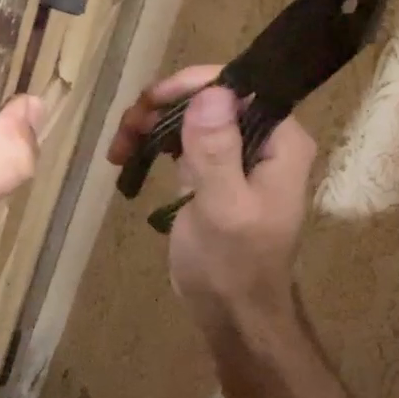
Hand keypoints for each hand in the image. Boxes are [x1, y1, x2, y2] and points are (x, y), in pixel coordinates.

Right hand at [109, 66, 314, 331]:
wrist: (231, 312)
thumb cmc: (233, 265)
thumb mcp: (223, 207)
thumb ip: (217, 150)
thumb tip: (212, 92)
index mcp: (280, 142)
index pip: (238, 87)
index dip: (192, 85)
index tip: (150, 102)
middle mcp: (262, 140)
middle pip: (207, 97)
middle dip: (161, 106)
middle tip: (124, 131)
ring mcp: (235, 155)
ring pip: (188, 115)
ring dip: (149, 123)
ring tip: (118, 149)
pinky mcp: (211, 171)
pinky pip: (179, 139)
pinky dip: (150, 142)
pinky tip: (127, 158)